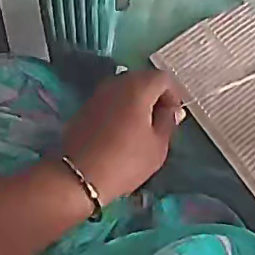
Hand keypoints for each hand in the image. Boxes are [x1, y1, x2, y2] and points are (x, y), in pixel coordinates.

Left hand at [62, 70, 184, 200]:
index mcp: (137, 87)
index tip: (175, 115)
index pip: (163, 78)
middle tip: (161, 121)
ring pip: (125, 89)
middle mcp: (116, 83)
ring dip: (137, 102)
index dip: (174, 94)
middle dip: (155, 95)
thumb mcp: (157, 146)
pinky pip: (110, 100)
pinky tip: (122, 131)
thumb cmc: (126, 160)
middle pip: (142, 79)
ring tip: (142, 128)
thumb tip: (171, 109)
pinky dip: (120, 108)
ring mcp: (97, 93)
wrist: (79, 176)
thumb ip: (167, 121)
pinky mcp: (85, 107)